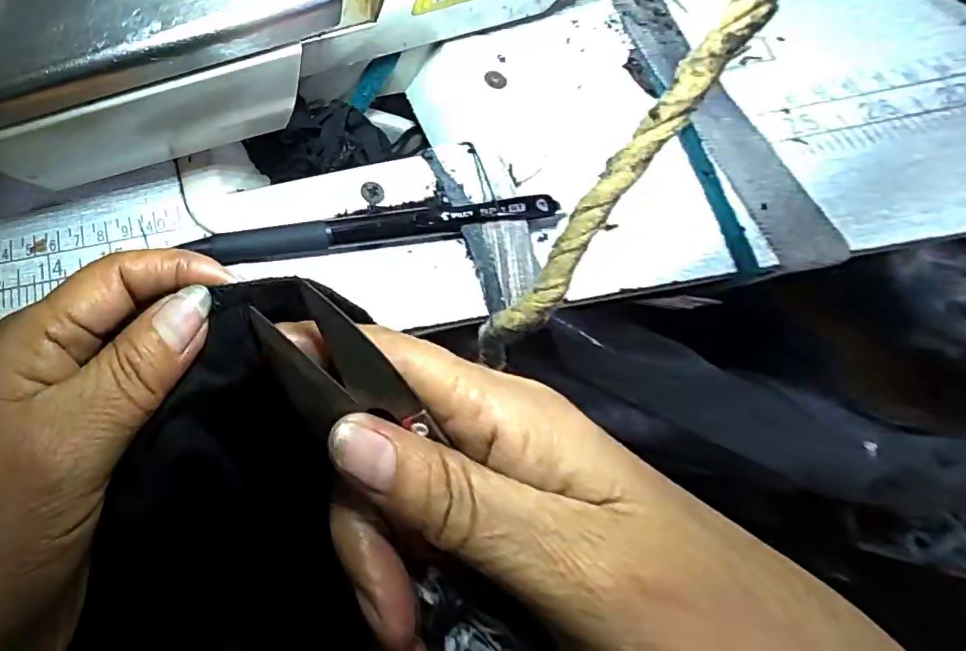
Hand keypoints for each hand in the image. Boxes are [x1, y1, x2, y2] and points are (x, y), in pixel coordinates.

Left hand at [0, 249, 230, 650]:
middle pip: (128, 311)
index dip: (173, 269)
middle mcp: (55, 362)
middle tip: (259, 321)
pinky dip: (182, 400)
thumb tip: (196, 303)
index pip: (112, 278)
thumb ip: (130, 371)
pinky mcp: (91, 454)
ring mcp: (73, 410)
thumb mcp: (63, 439)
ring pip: (141, 360)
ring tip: (253, 356)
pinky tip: (220, 405)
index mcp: (36, 337)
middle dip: (188, 305)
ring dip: (190, 353)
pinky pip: (143, 410)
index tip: (239, 286)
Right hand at [313, 326, 898, 650]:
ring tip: (404, 632)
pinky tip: (417, 623)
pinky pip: (412, 534)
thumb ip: (453, 492)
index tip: (257, 367)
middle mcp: (479, 432)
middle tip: (382, 607)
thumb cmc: (708, 613)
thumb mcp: (578, 559)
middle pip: (367, 438)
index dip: (314, 343)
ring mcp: (481, 483)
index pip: (379, 348)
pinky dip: (401, 577)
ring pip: (381, 492)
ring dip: (378, 559)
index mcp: (499, 409)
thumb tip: (338, 426)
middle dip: (359, 514)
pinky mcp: (486, 531)